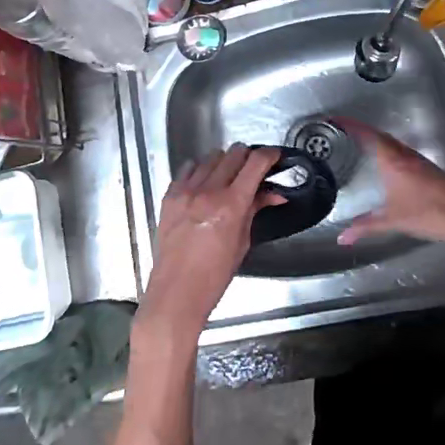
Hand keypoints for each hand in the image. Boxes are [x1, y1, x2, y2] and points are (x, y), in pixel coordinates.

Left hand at [139, 144, 282, 343]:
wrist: (177, 292)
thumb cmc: (214, 275)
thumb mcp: (243, 241)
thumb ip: (255, 210)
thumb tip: (274, 195)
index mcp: (231, 204)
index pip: (255, 162)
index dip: (269, 155)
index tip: (274, 157)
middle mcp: (208, 192)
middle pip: (234, 153)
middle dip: (248, 157)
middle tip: (254, 169)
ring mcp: (186, 192)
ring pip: (211, 157)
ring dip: (225, 162)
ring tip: (229, 177)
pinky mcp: (170, 196)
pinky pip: (188, 169)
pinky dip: (200, 170)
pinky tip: (205, 183)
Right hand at [332, 117, 444, 250]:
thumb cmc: (430, 214)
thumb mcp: (393, 221)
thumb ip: (366, 227)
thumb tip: (342, 238)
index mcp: (394, 161)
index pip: (369, 136)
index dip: (352, 126)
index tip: (336, 119)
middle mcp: (406, 156)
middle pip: (381, 137)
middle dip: (362, 131)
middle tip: (343, 130)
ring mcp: (420, 162)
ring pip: (393, 145)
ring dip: (376, 141)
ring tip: (359, 144)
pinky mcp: (429, 171)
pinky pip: (403, 154)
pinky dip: (389, 152)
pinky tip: (387, 165)